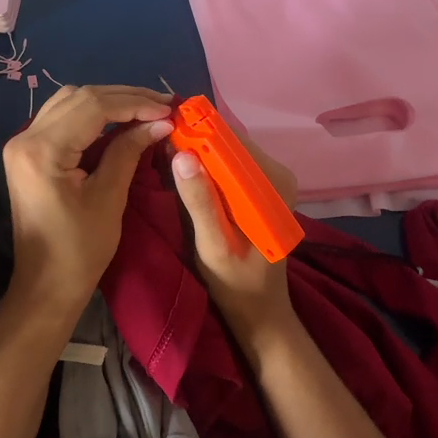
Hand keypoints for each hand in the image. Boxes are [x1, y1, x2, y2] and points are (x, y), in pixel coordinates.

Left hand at [2, 85, 173, 320]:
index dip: (133, 103)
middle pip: (79, 97)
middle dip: (124, 97)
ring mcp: (22, 142)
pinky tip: (118, 119)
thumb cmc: (79, 251)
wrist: (44, 285)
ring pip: (69, 101)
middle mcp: (25, 137)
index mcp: (42, 150)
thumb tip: (160, 121)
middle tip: (162, 105)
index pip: (92, 107)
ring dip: (107, 101)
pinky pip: (61, 117)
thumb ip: (128, 151)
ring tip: (145, 109)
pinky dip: (91, 113)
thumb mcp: (108, 198)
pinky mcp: (27, 151)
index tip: (168, 109)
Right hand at [171, 135, 300, 345]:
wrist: (259, 309)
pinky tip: (184, 170)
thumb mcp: (213, 245)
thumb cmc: (235, 282)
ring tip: (166, 151)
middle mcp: (277, 175)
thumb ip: (200, 201)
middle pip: (230, 143)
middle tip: (160, 140)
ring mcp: (269, 180)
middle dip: (196, 139)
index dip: (198, 132)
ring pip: (228, 151)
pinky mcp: (259, 188)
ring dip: (198, 150)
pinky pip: (230, 164)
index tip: (166, 127)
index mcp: (273, 186)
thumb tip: (182, 154)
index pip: (232, 143)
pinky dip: (206, 163)